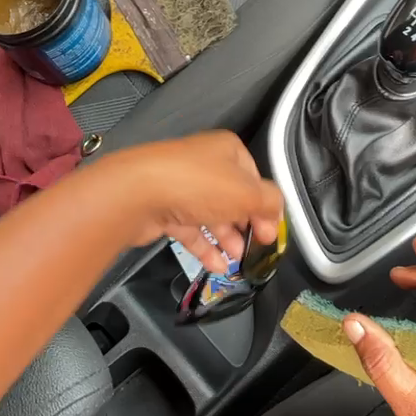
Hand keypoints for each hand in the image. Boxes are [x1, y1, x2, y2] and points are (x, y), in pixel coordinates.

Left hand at [91, 131, 282, 273]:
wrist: (137, 193)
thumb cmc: (199, 186)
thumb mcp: (248, 193)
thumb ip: (271, 202)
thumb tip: (277, 211)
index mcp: (227, 150)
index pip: (255, 177)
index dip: (265, 204)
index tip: (272, 229)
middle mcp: (204, 164)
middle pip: (233, 197)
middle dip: (247, 224)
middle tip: (257, 247)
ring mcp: (182, 186)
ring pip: (211, 214)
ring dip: (227, 238)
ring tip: (238, 259)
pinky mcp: (164, 208)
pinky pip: (190, 229)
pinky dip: (205, 247)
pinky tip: (217, 265)